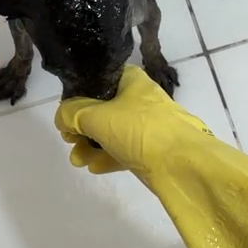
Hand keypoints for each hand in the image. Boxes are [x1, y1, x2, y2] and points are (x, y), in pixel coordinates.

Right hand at [56, 66, 247, 247]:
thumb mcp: (98, 117)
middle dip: (83, 128)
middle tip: (70, 143)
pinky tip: (94, 168)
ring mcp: (148, 125)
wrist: (183, 164)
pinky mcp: (153, 149)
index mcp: (131, 80)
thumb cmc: (140, 131)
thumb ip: (74, 114)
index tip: (66, 117)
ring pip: (112, 131)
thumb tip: (63, 117)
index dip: (79, 97)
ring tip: (79, 161)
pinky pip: (124, 149)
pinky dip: (109, 156)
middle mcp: (140, 98)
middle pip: (103, 108)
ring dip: (92, 145)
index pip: (98, 81)